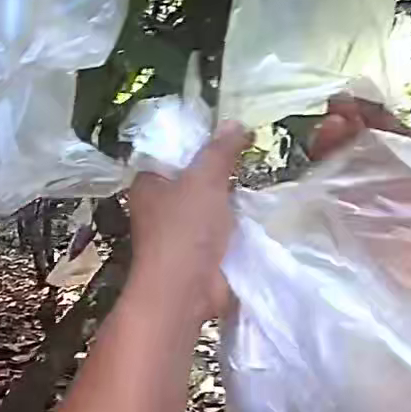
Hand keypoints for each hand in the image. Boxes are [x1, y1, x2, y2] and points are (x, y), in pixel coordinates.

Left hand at [124, 121, 253, 318]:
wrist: (185, 288)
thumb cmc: (185, 229)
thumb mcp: (203, 180)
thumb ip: (219, 151)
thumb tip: (234, 123)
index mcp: (147, 183)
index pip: (170, 151)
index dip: (197, 138)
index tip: (231, 127)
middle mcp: (158, 203)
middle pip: (191, 175)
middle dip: (220, 166)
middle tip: (256, 145)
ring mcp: (178, 228)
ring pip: (208, 200)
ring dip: (231, 192)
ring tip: (263, 170)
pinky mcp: (197, 248)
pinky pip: (220, 224)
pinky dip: (237, 217)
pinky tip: (260, 205)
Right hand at [312, 94, 410, 205]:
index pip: (387, 138)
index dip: (371, 116)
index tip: (352, 97)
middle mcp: (383, 189)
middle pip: (353, 152)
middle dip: (343, 126)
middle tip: (334, 106)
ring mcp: (358, 213)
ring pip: (333, 174)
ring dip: (328, 147)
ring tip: (328, 126)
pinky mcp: (339, 235)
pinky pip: (319, 206)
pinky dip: (314, 182)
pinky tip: (319, 159)